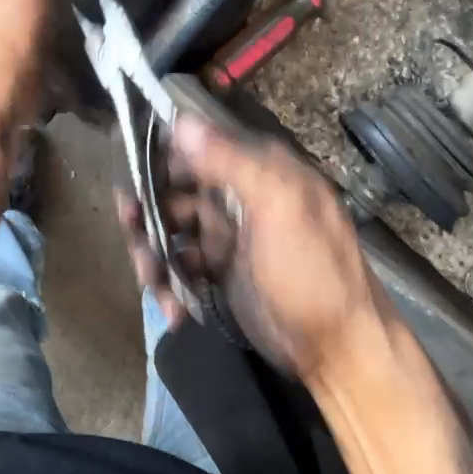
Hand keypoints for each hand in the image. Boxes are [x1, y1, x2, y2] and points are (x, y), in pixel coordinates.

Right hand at [119, 116, 385, 378]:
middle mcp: (237, 193)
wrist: (340, 351)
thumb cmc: (313, 273)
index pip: (196, 144)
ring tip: (153, 283)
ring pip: (169, 228)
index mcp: (257, 168)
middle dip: (146, 211)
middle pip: (172, 187)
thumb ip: (231, 162)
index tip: (133, 178)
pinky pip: (179, 265)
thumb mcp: (279, 207)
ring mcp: (226, 233)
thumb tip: (181, 122)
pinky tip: (174, 310)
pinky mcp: (219, 271)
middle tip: (132, 232)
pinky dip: (169, 284)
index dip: (159, 158)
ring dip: (151, 252)